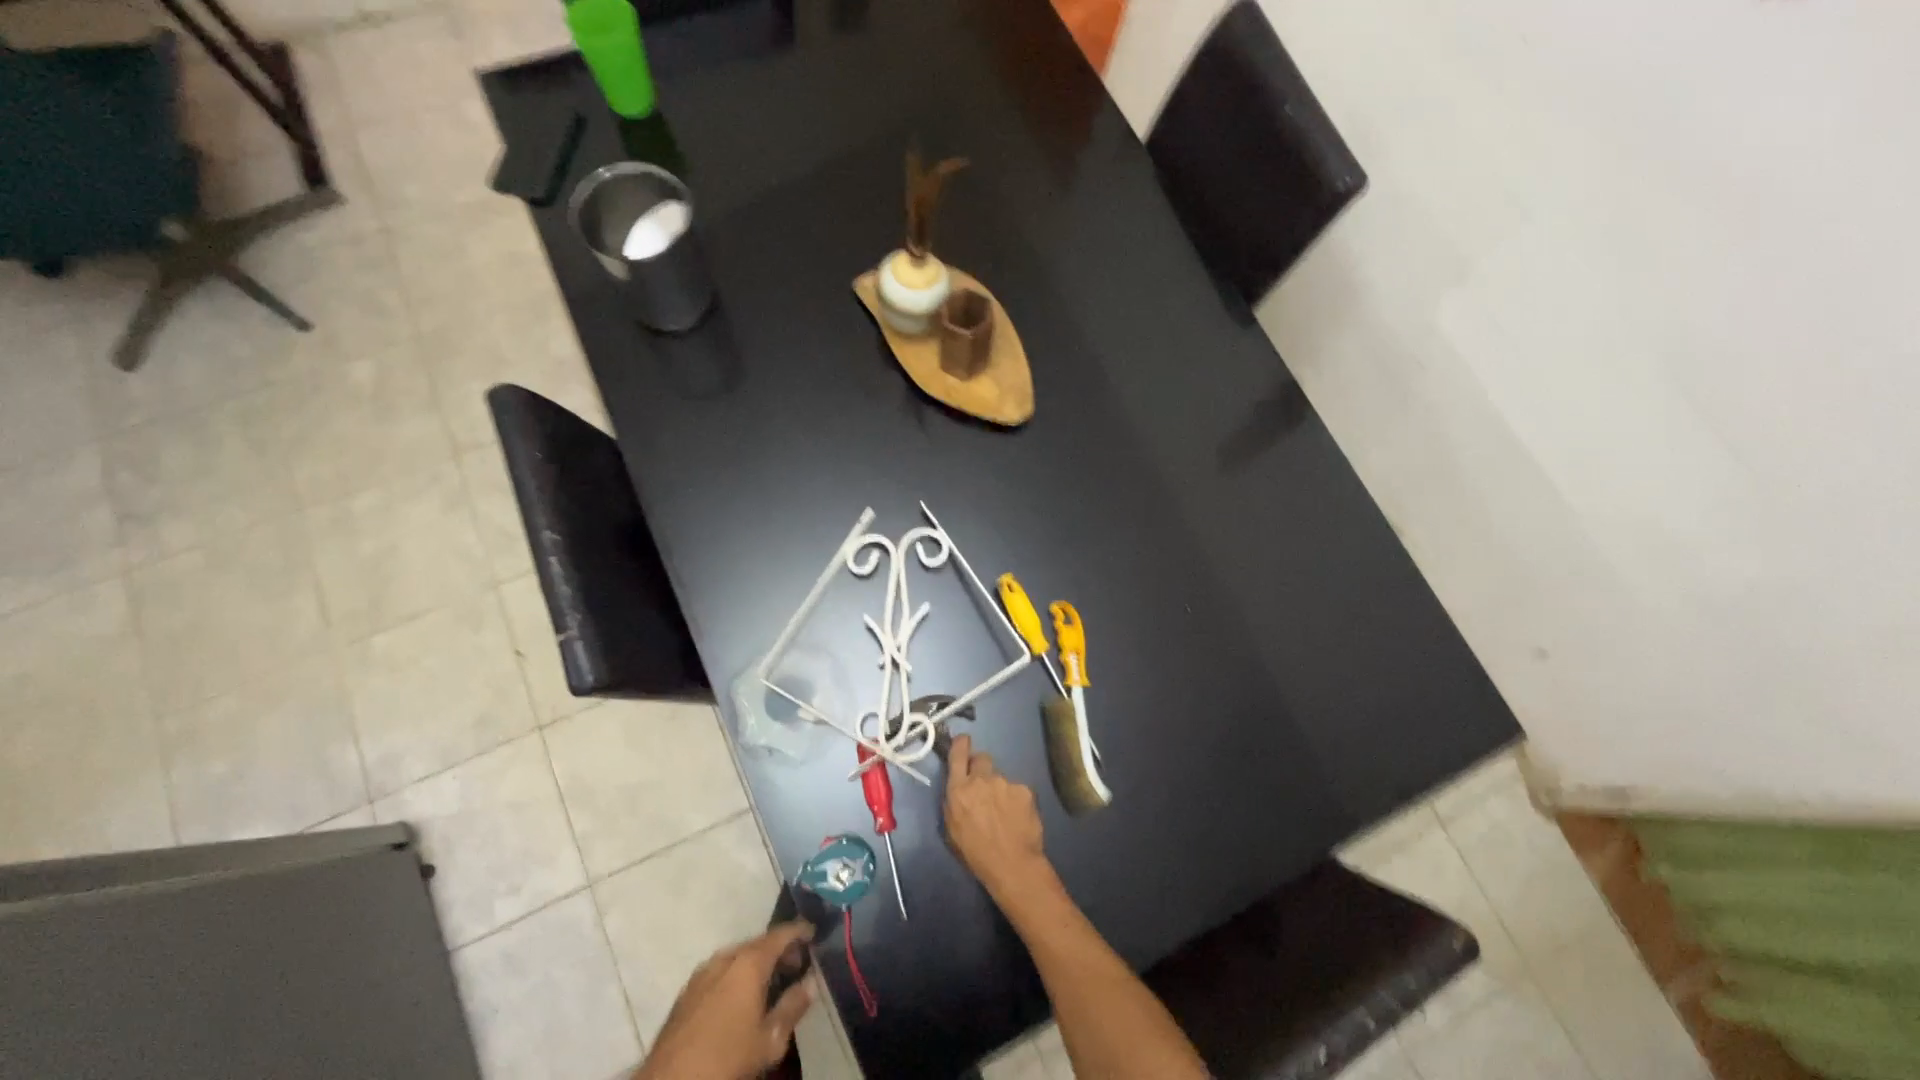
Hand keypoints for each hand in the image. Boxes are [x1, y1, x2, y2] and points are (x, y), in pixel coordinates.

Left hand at [634, 921, 813, 1079]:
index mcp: (748, 964)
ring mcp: (701, 974)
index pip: (779, 935)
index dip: (799, 931)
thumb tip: (810, 983)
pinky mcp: (687, 991)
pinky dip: (737, 974)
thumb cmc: (727, 1058)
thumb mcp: (770, 1039)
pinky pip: (720, 971)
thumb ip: (793, 1006)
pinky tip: (742, 996)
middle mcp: (724, 959)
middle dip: (779, 949)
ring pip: (737, 957)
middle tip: (798, 965)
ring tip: (772, 982)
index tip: (814, 933)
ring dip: (757, 962)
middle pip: (757, 943)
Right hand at [944, 734, 1048, 896]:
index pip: (958, 753)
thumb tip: (958, 788)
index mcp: (959, 789)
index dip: (961, 744)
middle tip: (985, 787)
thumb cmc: (976, 853)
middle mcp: (982, 779)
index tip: (964, 741)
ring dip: (1000, 788)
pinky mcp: (1025, 789)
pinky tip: (1018, 817)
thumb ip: (954, 801)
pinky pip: (1017, 789)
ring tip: (1004, 812)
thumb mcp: (951, 828)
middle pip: (982, 758)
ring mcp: (1005, 782)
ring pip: (1001, 777)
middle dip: (982, 768)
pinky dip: (1016, 800)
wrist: (1012, 864)